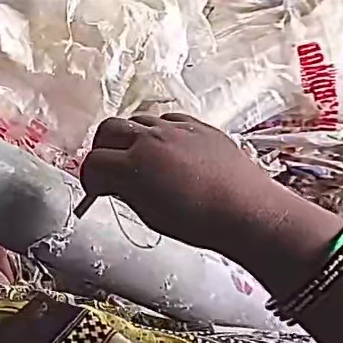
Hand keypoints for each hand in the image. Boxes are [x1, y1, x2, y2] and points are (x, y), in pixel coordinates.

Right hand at [79, 113, 315, 258]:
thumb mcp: (150, 215)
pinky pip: (167, 119)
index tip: (96, 188)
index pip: (94, 162)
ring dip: (130, 137)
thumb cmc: (201, 223)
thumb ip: (125, 193)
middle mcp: (151, 139)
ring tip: (138, 157)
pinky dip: (159, 131)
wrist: (252, 214)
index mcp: (134, 165)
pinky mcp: (199, 126)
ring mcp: (177, 129)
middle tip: (109, 166)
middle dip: (102, 148)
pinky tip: (166, 148)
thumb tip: (113, 184)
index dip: (90, 177)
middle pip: (108, 129)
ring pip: (137, 120)